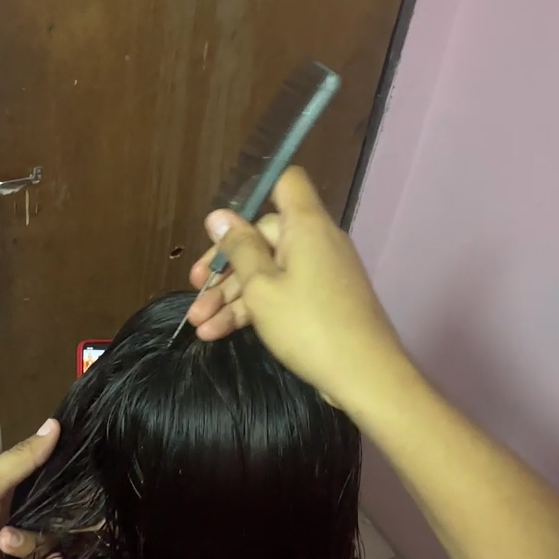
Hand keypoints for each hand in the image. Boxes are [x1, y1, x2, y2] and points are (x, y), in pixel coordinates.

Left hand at [0, 421, 63, 558]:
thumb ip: (22, 460)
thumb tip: (57, 422)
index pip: (42, 480)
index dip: (63, 482)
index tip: (89, 484)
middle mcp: (6, 517)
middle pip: (50, 516)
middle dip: (54, 522)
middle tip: (46, 525)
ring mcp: (6, 551)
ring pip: (46, 545)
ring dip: (36, 548)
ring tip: (9, 552)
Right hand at [185, 167, 414, 413]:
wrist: (364, 377)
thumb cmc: (309, 325)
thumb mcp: (261, 288)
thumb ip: (238, 249)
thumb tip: (218, 216)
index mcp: (305, 225)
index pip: (285, 182)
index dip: (255, 189)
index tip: (224, 219)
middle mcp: (314, 241)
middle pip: (262, 236)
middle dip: (224, 264)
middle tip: (193, 287)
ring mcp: (318, 273)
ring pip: (266, 271)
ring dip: (230, 296)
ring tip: (197, 323)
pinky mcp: (319, 301)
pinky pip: (280, 293)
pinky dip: (252, 309)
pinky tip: (216, 333)